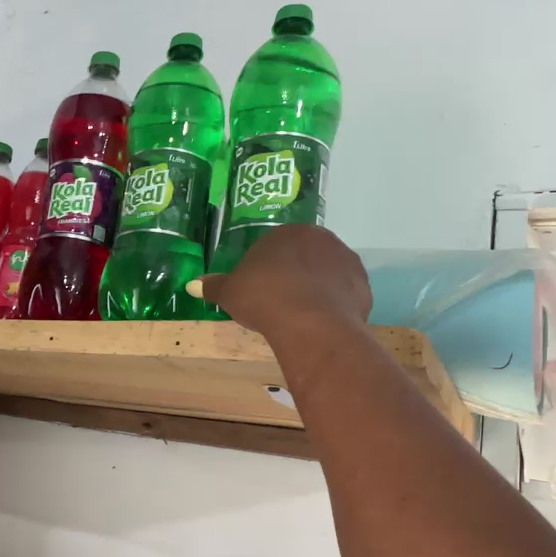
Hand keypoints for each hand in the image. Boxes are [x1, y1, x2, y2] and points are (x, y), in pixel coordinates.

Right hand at [190, 224, 371, 339]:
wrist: (310, 324)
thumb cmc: (264, 297)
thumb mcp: (230, 292)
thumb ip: (214, 286)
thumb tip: (192, 284)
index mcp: (289, 232)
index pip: (276, 245)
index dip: (266, 267)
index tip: (259, 287)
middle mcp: (323, 239)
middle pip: (305, 256)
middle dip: (294, 274)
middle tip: (278, 300)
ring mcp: (347, 262)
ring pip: (326, 274)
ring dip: (315, 288)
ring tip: (298, 315)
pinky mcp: (363, 287)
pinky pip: (343, 294)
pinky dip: (332, 305)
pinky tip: (318, 323)